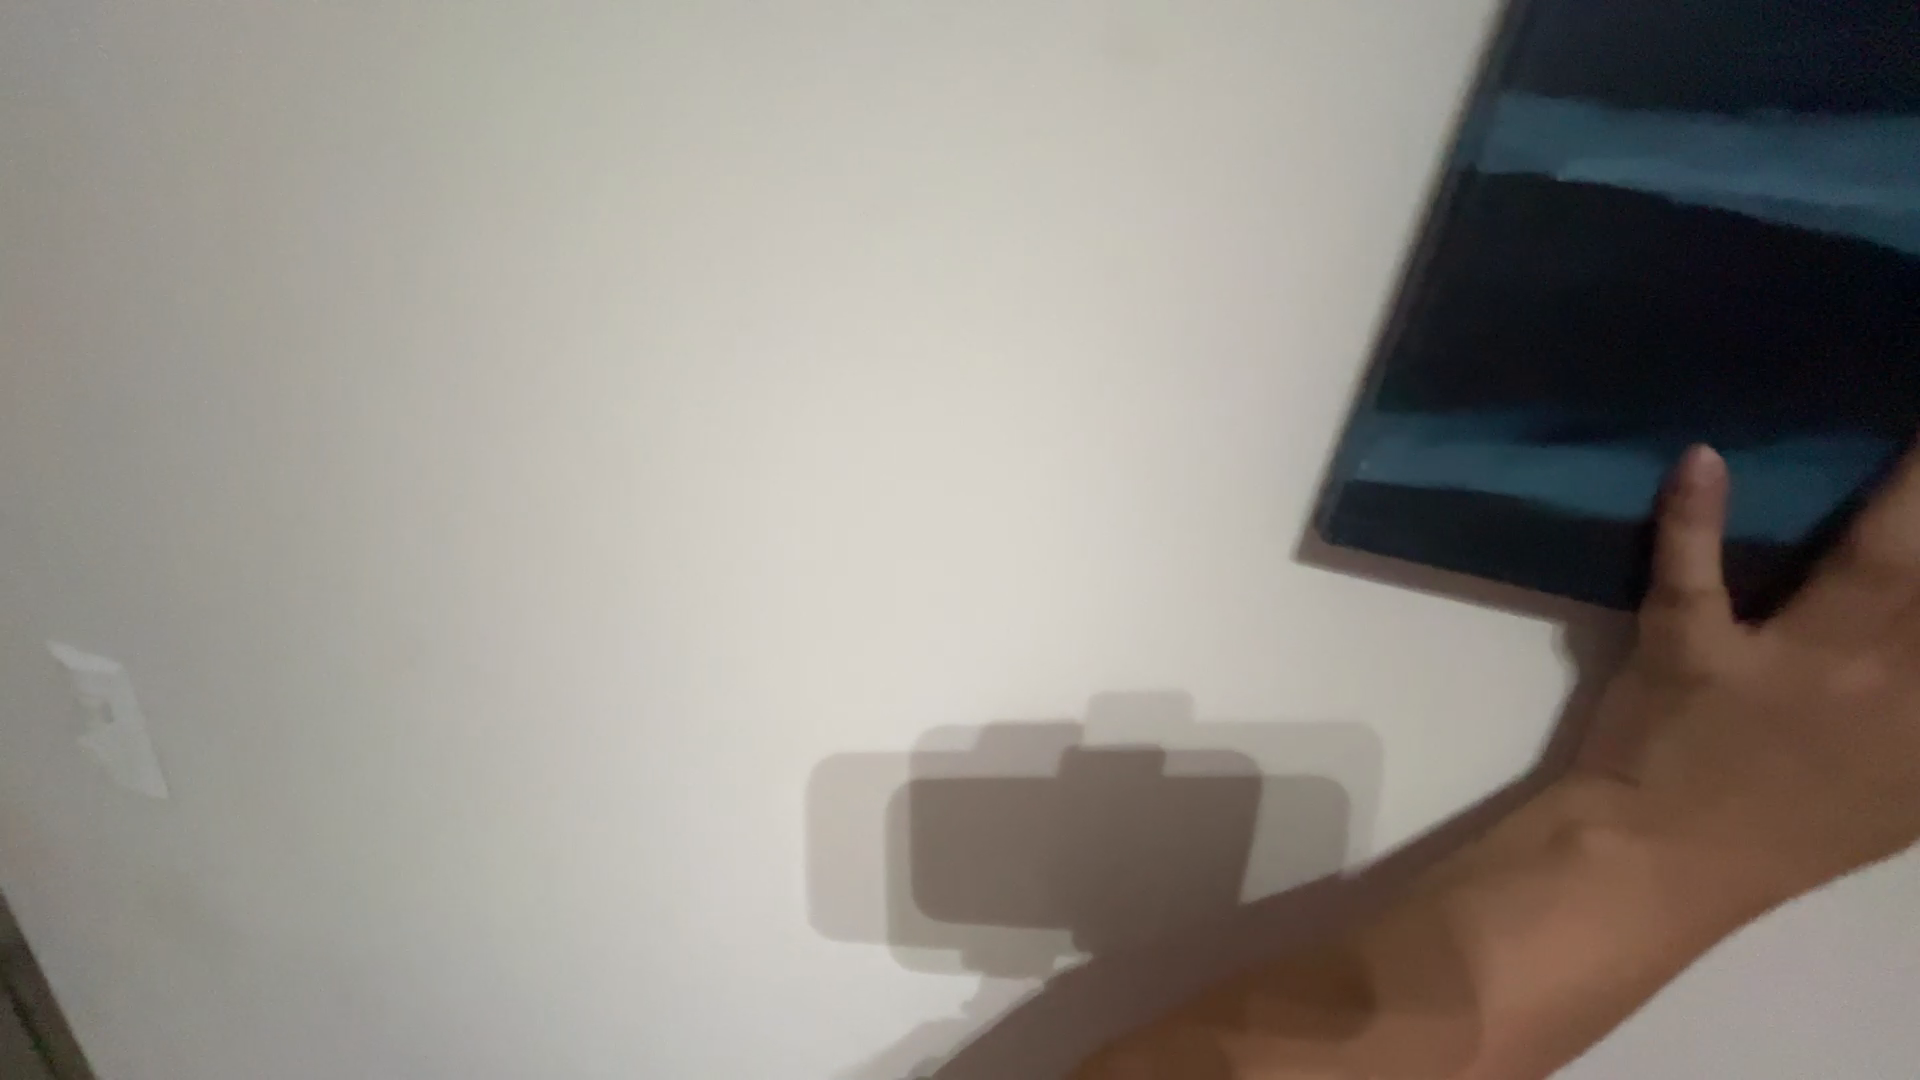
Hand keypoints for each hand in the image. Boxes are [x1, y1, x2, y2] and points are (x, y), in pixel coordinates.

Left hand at [1580, 444, 1919, 910]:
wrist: (1661, 851)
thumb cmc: (1782, 821)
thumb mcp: (1905, 786)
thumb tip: (1919, 639)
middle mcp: (1897, 685)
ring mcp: (1790, 663)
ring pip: (1870, 563)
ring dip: (1908, 492)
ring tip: (1918, 433)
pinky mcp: (1688, 648)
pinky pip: (1692, 571)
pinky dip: (1695, 515)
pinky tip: (1702, 459)